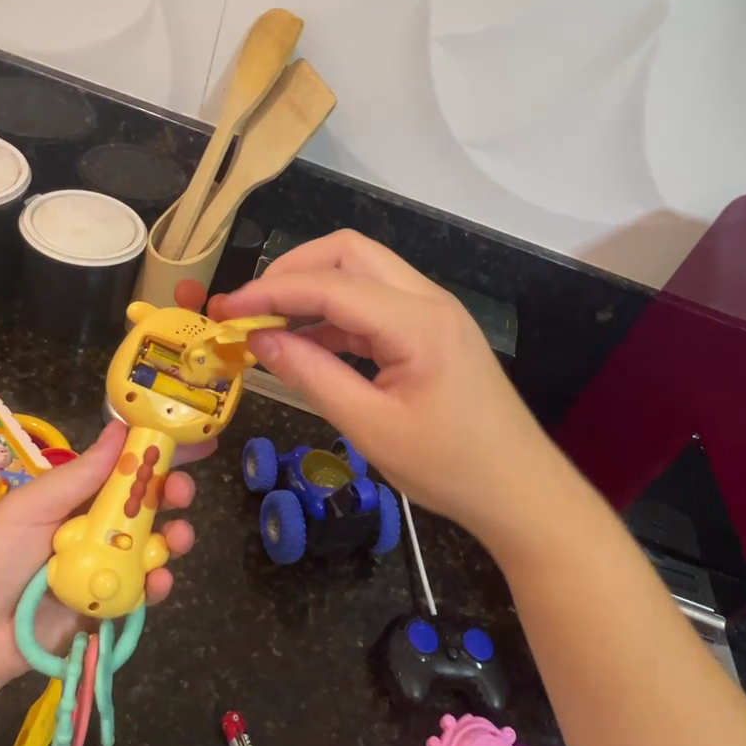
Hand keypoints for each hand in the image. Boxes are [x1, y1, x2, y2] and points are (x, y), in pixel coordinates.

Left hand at [0, 420, 199, 688]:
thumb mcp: (31, 506)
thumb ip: (80, 475)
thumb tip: (120, 429)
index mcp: (74, 498)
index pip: (123, 469)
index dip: (157, 455)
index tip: (194, 443)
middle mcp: (94, 528)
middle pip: (146, 506)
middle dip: (172, 495)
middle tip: (183, 493)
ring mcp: (103, 568)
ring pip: (151, 546)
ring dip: (173, 538)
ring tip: (178, 539)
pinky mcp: (108, 606)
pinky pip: (142, 590)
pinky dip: (158, 583)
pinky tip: (159, 580)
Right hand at [211, 230, 565, 542]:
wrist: (520, 492)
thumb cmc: (450, 468)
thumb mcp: (371, 428)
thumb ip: (312, 376)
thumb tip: (258, 341)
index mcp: (417, 322)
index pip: (330, 285)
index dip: (270, 292)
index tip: (225, 310)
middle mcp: (428, 301)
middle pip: (349, 253)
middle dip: (293, 271)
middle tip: (250, 307)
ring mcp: (434, 313)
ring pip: (362, 274)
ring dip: (313, 291)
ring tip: (268, 326)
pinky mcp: (432, 331)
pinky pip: (375, 305)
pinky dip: (335, 315)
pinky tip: (307, 344)